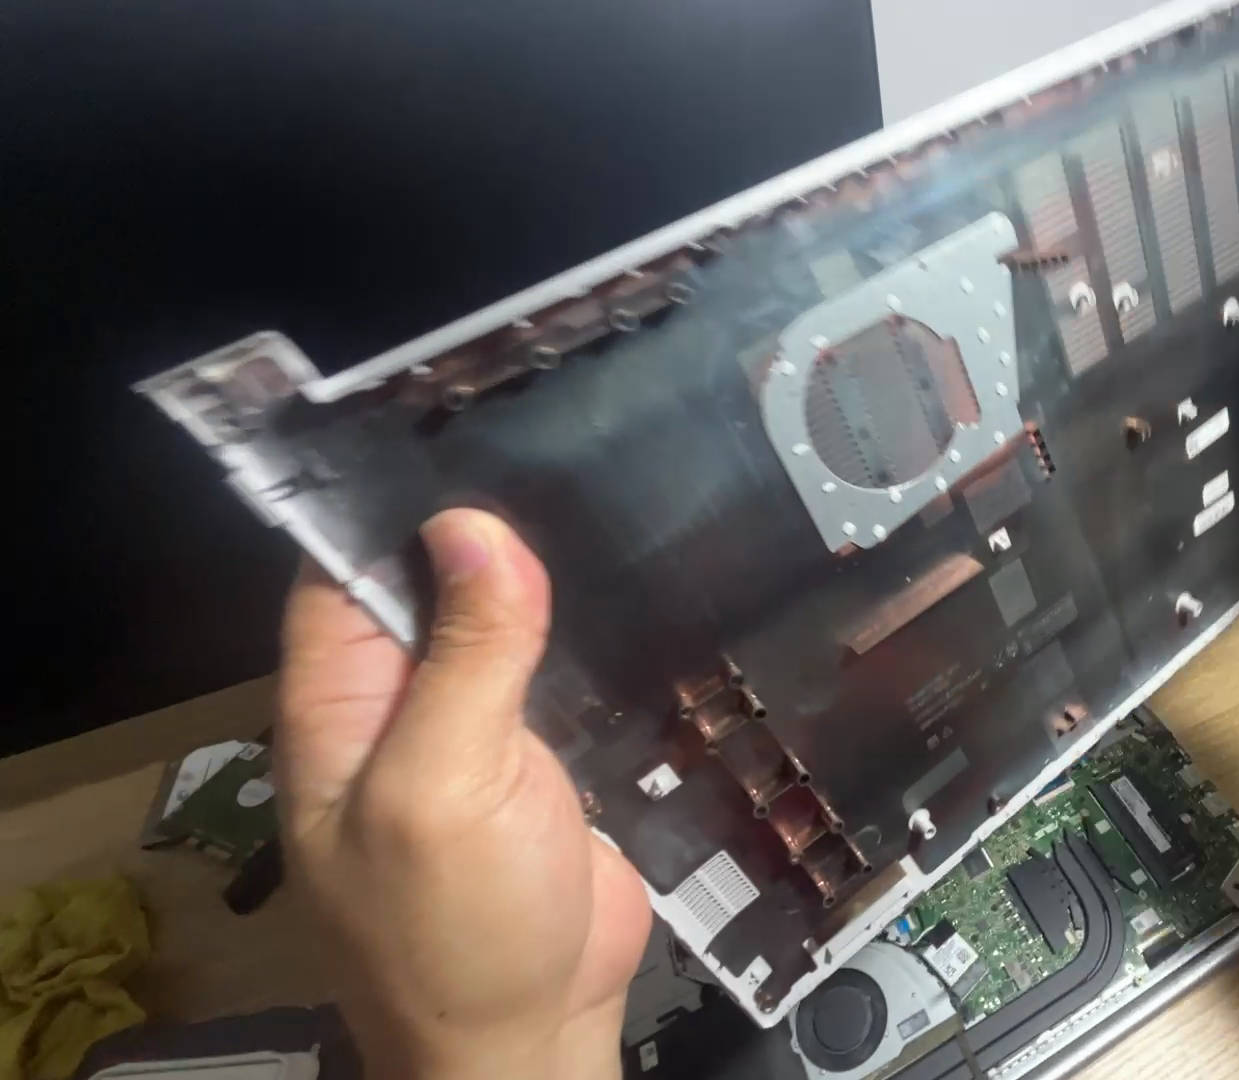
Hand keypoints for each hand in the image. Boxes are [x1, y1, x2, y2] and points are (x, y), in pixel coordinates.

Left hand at [276, 509, 650, 1079]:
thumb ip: (466, 658)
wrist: (537, 1017)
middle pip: (438, 594)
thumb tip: (474, 528)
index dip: (392, 511)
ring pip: (510, 629)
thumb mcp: (444, 783)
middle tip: (571, 460)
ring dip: (550, 581)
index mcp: (346, 708)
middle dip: (491, 534)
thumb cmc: (459, 919)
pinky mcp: (553, 751)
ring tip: (617, 509)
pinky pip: (564, 673)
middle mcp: (410, 707)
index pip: (345, 578)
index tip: (468, 437)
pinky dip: (593, 633)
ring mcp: (487, 729)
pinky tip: (643, 596)